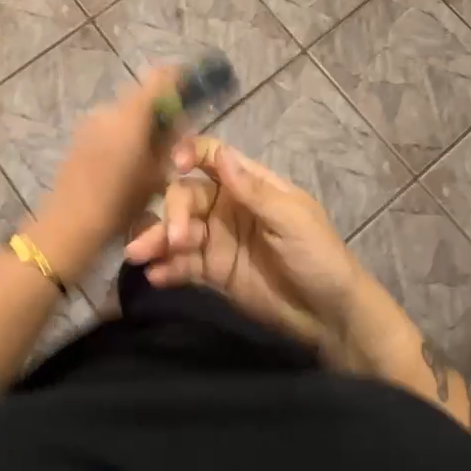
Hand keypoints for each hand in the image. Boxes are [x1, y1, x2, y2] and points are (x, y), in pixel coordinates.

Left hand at [33, 68, 182, 276]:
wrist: (68, 225)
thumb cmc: (119, 204)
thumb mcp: (156, 176)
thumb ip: (170, 143)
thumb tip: (180, 122)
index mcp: (131, 115)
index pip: (160, 78)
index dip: (178, 79)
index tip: (192, 90)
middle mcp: (109, 109)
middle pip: (142, 96)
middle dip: (160, 109)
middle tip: (173, 134)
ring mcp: (91, 120)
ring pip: (125, 111)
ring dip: (140, 123)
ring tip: (150, 152)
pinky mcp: (80, 134)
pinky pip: (110, 124)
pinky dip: (123, 133)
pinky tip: (128, 160)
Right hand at [123, 138, 418, 366]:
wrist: (331, 317)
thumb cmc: (319, 255)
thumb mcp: (291, 219)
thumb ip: (252, 190)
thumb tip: (220, 153)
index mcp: (249, 184)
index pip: (211, 157)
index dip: (190, 153)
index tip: (173, 164)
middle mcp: (226, 206)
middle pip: (186, 195)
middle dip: (173, 213)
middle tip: (173, 239)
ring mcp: (217, 240)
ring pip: (178, 230)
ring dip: (157, 239)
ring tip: (139, 256)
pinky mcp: (213, 273)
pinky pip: (182, 264)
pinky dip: (166, 268)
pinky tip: (155, 276)